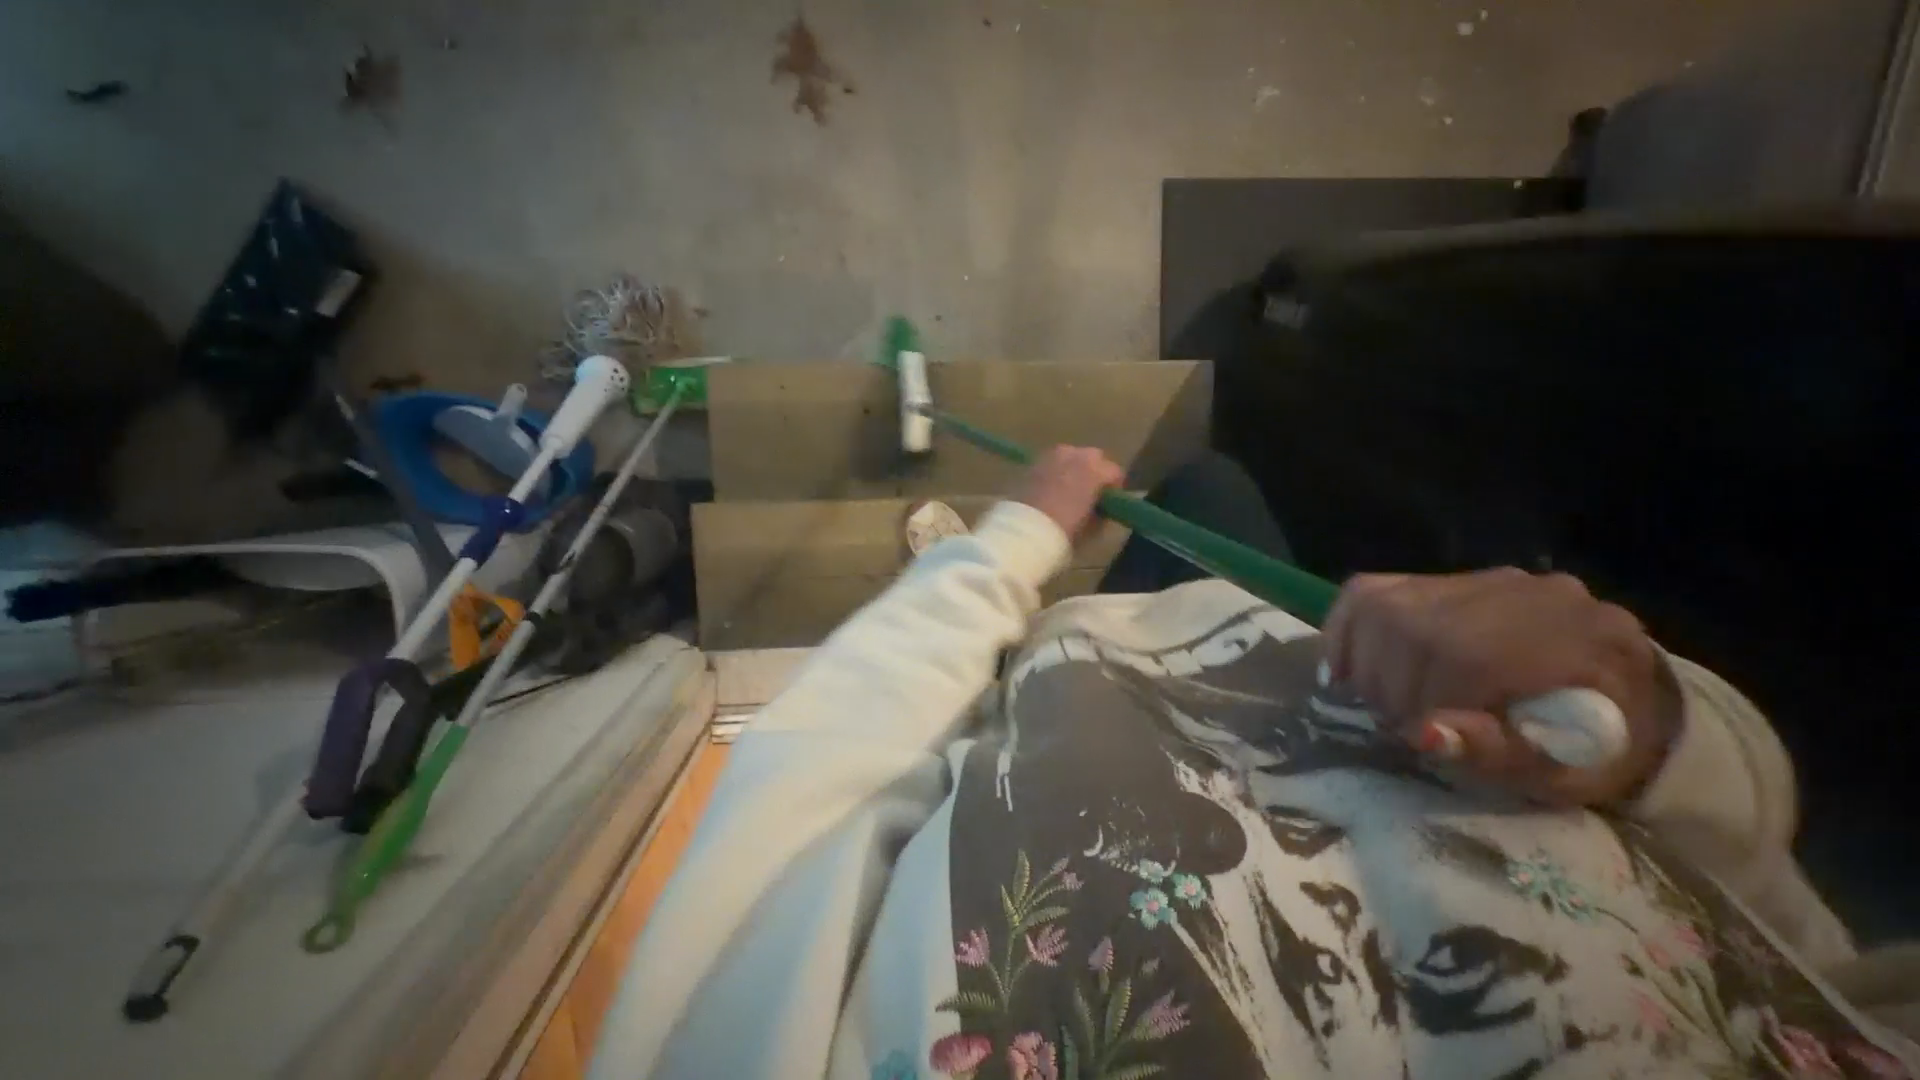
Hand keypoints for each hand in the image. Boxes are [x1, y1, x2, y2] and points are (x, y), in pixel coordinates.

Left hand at [1011, 446, 1124, 538]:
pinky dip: (1055, 471)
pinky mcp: (1034, 462)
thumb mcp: (1091, 527)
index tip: (1109, 503)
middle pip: (1093, 457)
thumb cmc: (1065, 529)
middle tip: (1089, 493)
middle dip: (1095, 472)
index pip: (1115, 472)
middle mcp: (1075, 454)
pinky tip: (1050, 488)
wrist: (1026, 529)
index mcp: (1095, 469)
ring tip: (1068, 489)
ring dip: (1074, 468)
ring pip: (1071, 456)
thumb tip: (1100, 510)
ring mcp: (1052, 456)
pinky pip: (1052, 462)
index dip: (1114, 488)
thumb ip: (1100, 513)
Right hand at [1322, 568, 1680, 806]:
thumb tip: (1423, 733)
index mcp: (1579, 636)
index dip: (1423, 700)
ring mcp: (1488, 580)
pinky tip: (1346, 670)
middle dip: (1386, 684)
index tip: (1418, 740)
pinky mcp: (1451, 580)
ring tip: (1381, 703)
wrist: (1627, 713)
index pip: (1464, 651)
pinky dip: (1345, 631)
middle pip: (1411, 622)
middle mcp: (1532, 592)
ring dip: (1363, 662)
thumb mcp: (1560, 774)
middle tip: (1395, 726)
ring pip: (1383, 603)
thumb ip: (1497, 754)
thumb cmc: (1594, 755)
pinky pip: (1373, 591)